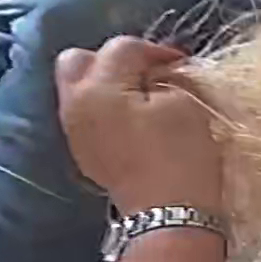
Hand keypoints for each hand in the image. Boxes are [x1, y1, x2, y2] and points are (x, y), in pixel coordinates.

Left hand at [55, 37, 224, 215]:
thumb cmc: (181, 156)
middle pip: (81, 60)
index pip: (123, 48)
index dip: (158, 50)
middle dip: (117, 59)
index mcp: (98, 87)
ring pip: (81, 86)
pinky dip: (110, 106)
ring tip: (148, 95)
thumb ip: (168, 80)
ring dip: (112, 83)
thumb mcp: (186, 107)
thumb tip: (162, 75)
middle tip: (154, 73)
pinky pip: (90, 113)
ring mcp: (75, 129)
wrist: (169, 213)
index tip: (185, 63)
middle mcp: (74, 103)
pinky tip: (138, 119)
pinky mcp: (86, 150)